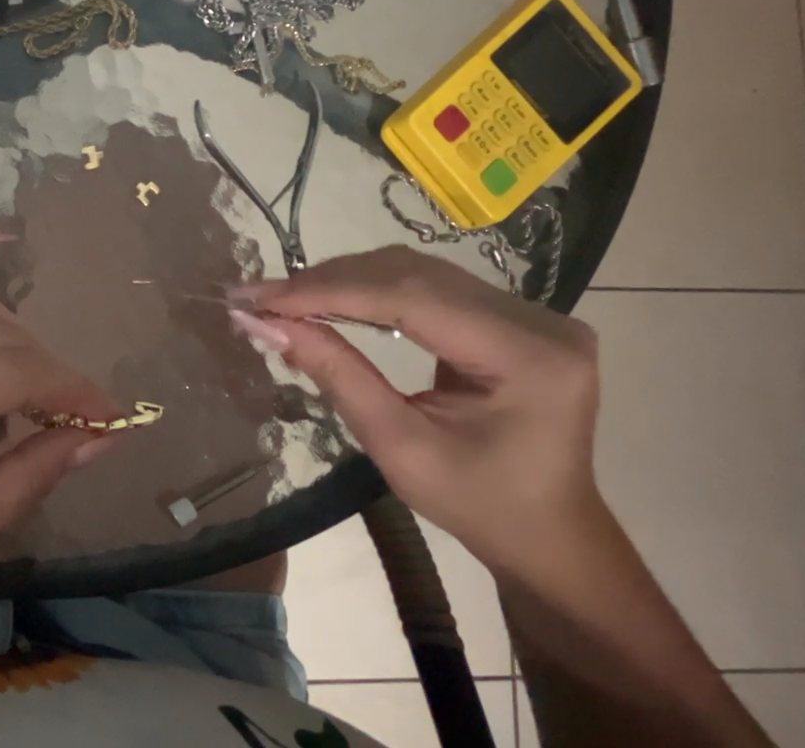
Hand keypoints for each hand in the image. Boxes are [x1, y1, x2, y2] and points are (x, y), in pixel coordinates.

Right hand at [235, 246, 603, 573]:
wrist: (545, 533)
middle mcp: (538, 321)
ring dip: (344, 280)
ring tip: (284, 298)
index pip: (410, 298)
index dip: (327, 291)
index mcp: (527, 356)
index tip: (258, 297)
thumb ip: (335, 374)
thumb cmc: (474, 503)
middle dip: (328, 282)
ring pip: (416, 272)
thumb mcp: (396, 445)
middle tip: (260, 297)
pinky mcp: (512, 317)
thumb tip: (262, 323)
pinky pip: (429, 286)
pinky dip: (369, 289)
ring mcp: (530, 314)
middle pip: (413, 275)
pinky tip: (328, 299)